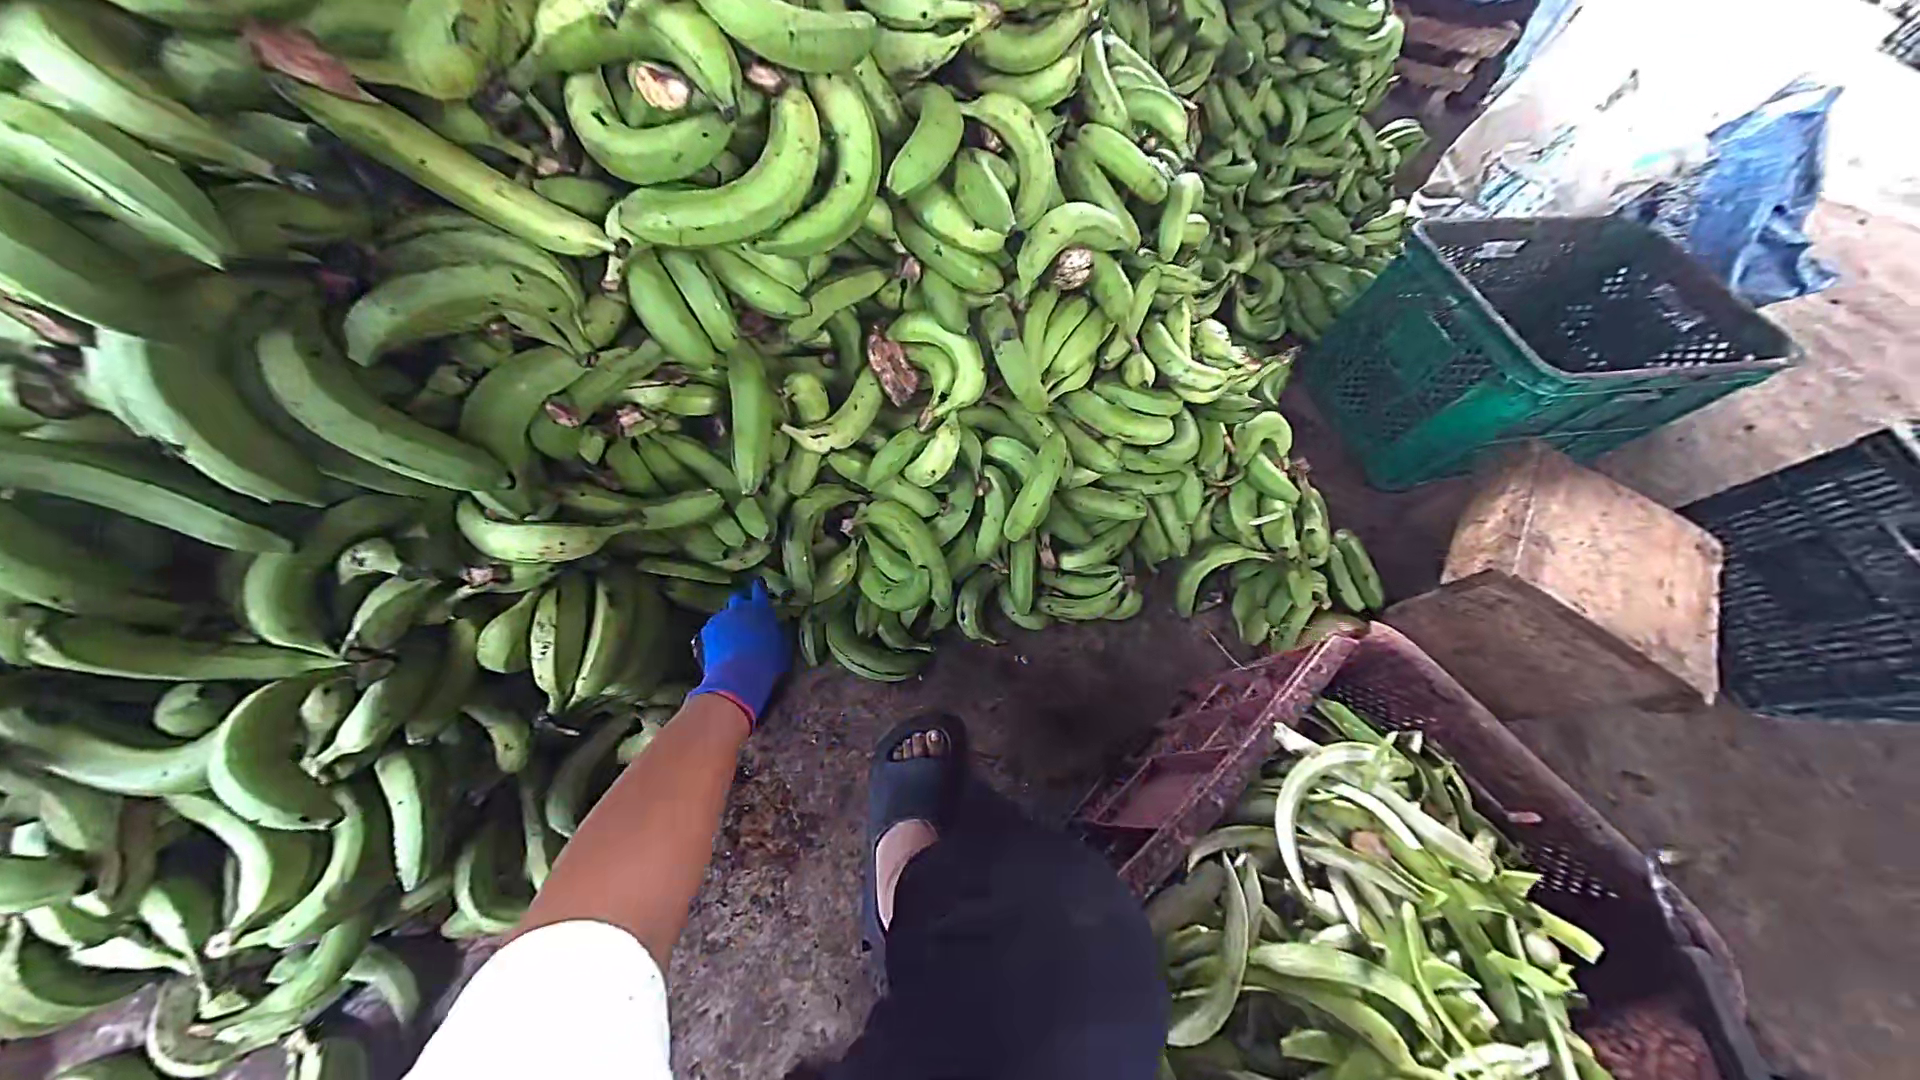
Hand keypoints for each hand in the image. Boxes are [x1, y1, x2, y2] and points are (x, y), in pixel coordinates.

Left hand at [688, 581, 789, 725]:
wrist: (737, 677)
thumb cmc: (767, 663)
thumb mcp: (783, 647)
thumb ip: (780, 632)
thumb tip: (779, 626)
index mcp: (761, 609)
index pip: (759, 590)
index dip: (759, 588)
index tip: (758, 587)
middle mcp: (739, 608)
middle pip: (738, 598)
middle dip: (742, 605)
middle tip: (746, 618)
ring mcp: (720, 618)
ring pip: (724, 614)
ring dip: (729, 621)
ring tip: (732, 637)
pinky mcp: (706, 631)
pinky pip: (713, 627)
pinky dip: (717, 633)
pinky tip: (720, 646)